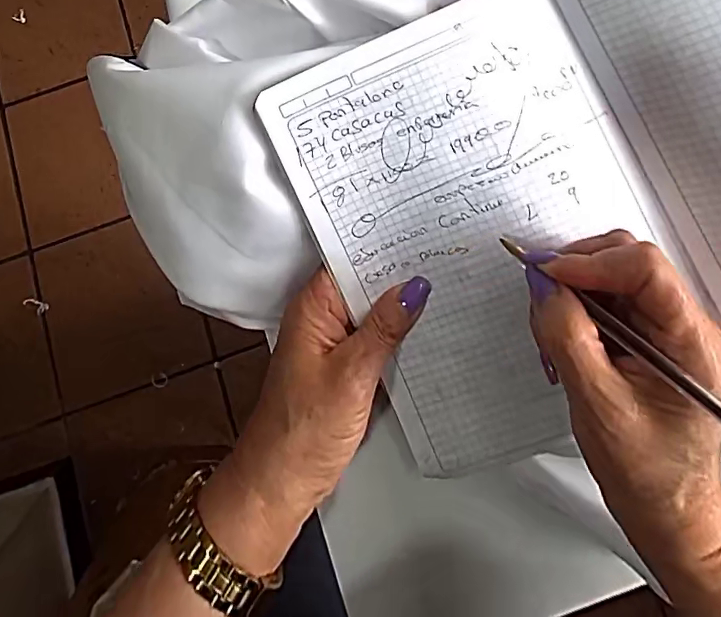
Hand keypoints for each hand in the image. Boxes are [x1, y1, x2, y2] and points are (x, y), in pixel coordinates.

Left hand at [196, 270, 429, 573]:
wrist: (280, 485)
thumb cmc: (300, 434)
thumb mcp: (352, 375)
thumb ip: (385, 328)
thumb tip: (413, 288)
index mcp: (312, 308)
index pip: (350, 258)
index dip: (383, 245)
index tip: (419, 234)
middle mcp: (320, 318)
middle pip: (364, 281)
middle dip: (398, 274)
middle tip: (440, 258)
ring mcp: (333, 340)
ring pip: (372, 308)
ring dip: (399, 304)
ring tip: (439, 287)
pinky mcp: (344, 363)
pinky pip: (375, 334)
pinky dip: (395, 332)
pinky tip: (421, 328)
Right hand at [528, 232, 720, 615]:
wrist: (670, 511)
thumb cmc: (650, 475)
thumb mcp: (598, 405)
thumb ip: (567, 336)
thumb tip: (542, 284)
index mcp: (692, 341)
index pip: (645, 268)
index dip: (591, 262)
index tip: (548, 274)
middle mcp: (687, 325)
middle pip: (628, 260)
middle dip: (577, 271)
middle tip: (542, 298)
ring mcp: (668, 327)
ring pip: (613, 274)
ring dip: (574, 290)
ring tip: (554, 332)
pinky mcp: (649, 333)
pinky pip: (609, 296)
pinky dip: (579, 306)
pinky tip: (566, 338)